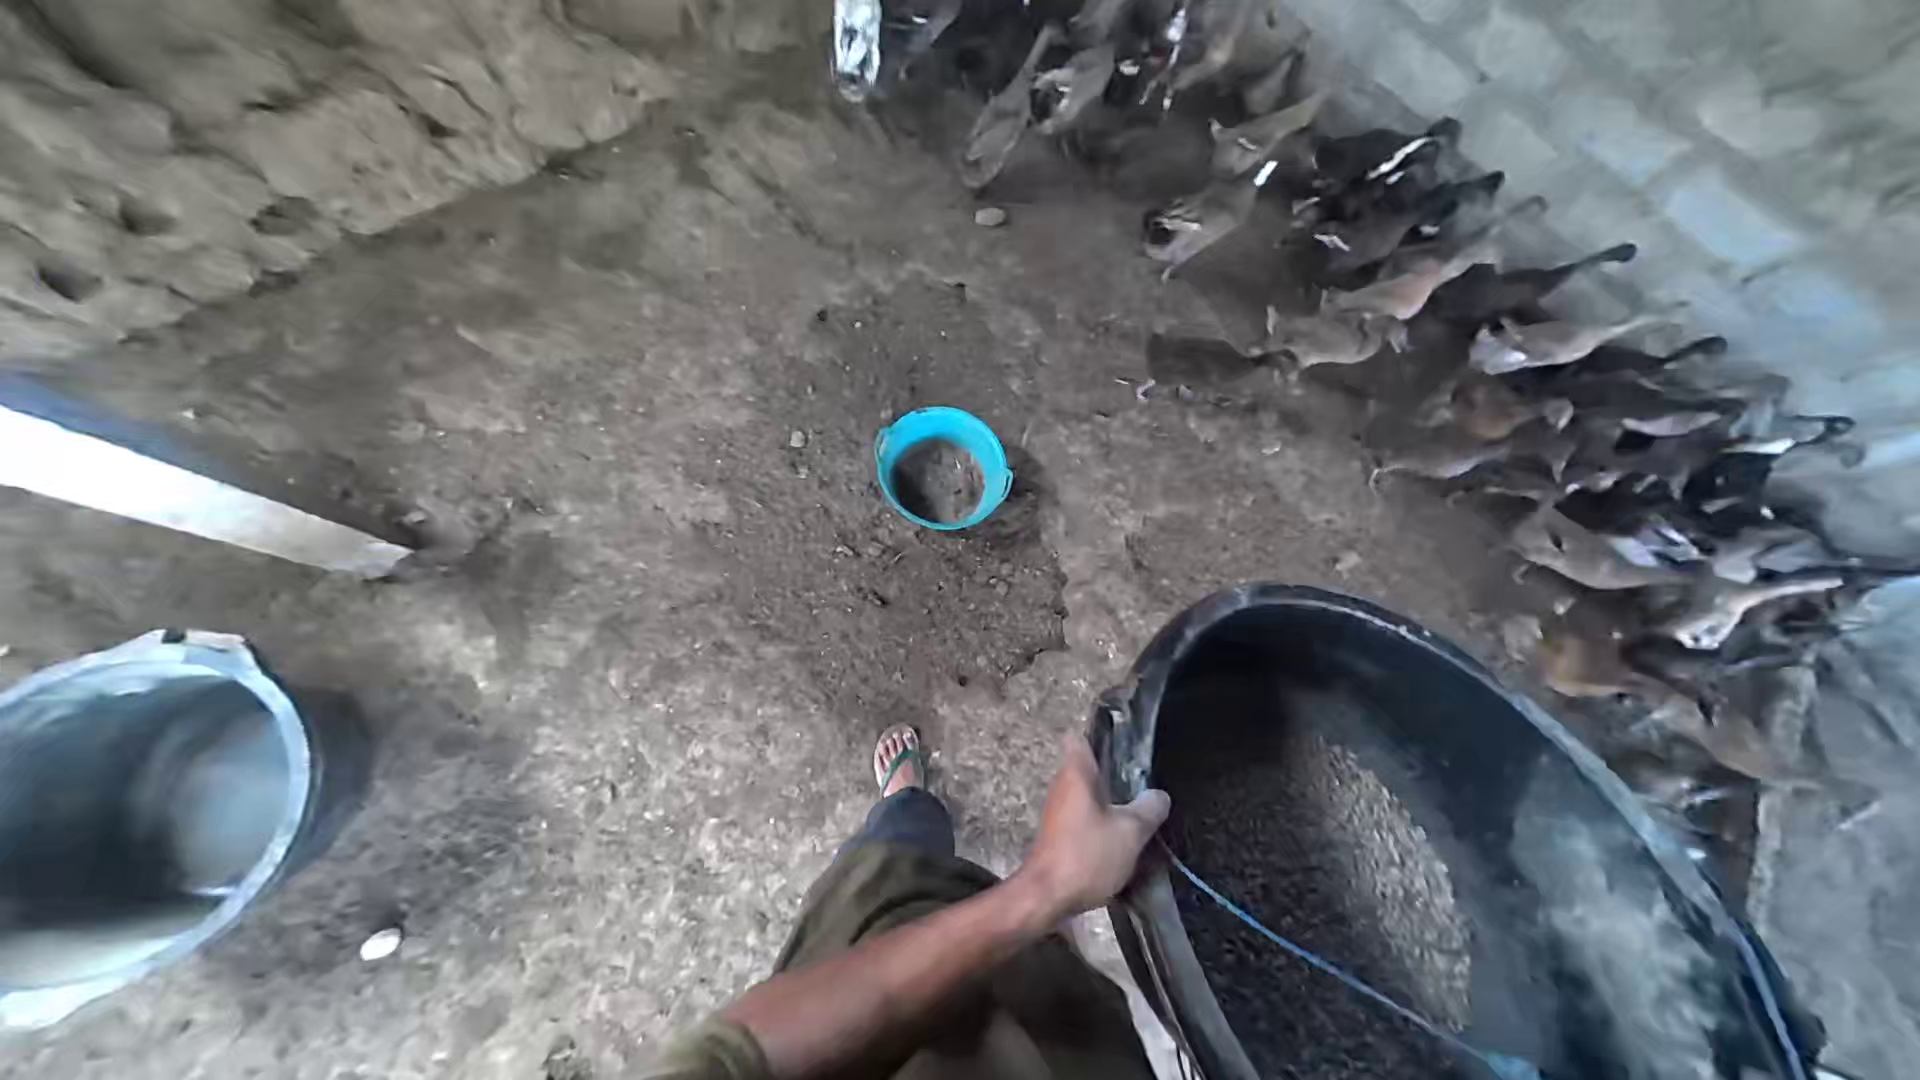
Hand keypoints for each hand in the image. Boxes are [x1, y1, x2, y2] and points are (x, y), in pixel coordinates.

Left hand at [1014, 733, 1171, 921]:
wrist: (1047, 895)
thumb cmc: (1087, 854)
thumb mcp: (1129, 833)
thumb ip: (1147, 810)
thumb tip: (1158, 795)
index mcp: (1076, 772)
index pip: (1080, 737)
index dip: (1100, 736)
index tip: (1125, 747)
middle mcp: (1062, 784)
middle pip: (1087, 767)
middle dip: (1113, 775)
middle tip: (1142, 785)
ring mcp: (1058, 809)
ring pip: (1087, 794)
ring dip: (1109, 802)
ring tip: (1139, 814)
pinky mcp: (1057, 832)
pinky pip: (1083, 816)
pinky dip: (1100, 823)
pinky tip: (1120, 840)